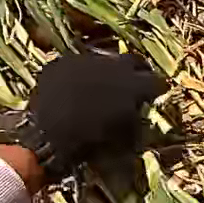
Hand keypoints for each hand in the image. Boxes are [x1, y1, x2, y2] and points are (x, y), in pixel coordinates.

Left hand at [25, 52, 166, 177]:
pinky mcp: (64, 61)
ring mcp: (87, 60)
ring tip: (102, 86)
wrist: (46, 136)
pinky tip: (74, 88)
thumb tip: (141, 114)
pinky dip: (81, 74)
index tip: (153, 97)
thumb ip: (136, 121)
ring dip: (108, 71)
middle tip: (133, 85)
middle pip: (134, 61)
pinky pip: (79, 64)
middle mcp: (115, 66)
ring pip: (106, 60)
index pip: (157, 81)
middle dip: (137, 72)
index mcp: (134, 85)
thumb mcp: (122, 138)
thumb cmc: (90, 143)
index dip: (156, 90)